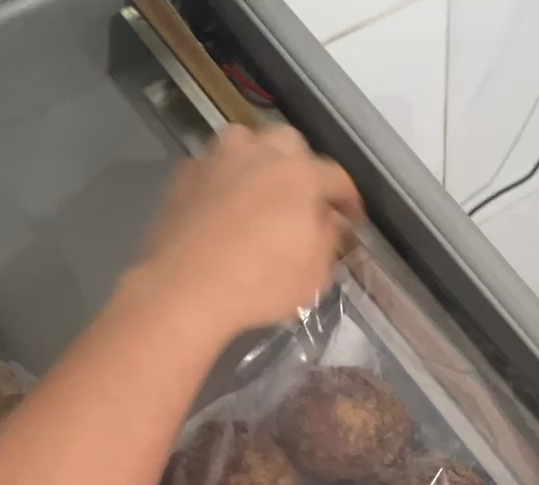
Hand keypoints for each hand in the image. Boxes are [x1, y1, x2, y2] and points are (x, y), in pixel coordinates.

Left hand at [129, 124, 364, 336]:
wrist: (185, 288)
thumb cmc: (260, 286)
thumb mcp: (313, 275)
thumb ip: (328, 239)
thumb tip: (330, 219)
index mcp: (300, 176)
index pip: (336, 177)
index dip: (348, 198)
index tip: (353, 218)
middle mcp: (260, 154)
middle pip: (291, 144)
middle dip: (304, 167)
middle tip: (305, 199)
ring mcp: (218, 158)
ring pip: (249, 142)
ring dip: (262, 160)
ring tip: (263, 189)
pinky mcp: (186, 172)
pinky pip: (217, 163)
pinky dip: (229, 177)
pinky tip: (228, 203)